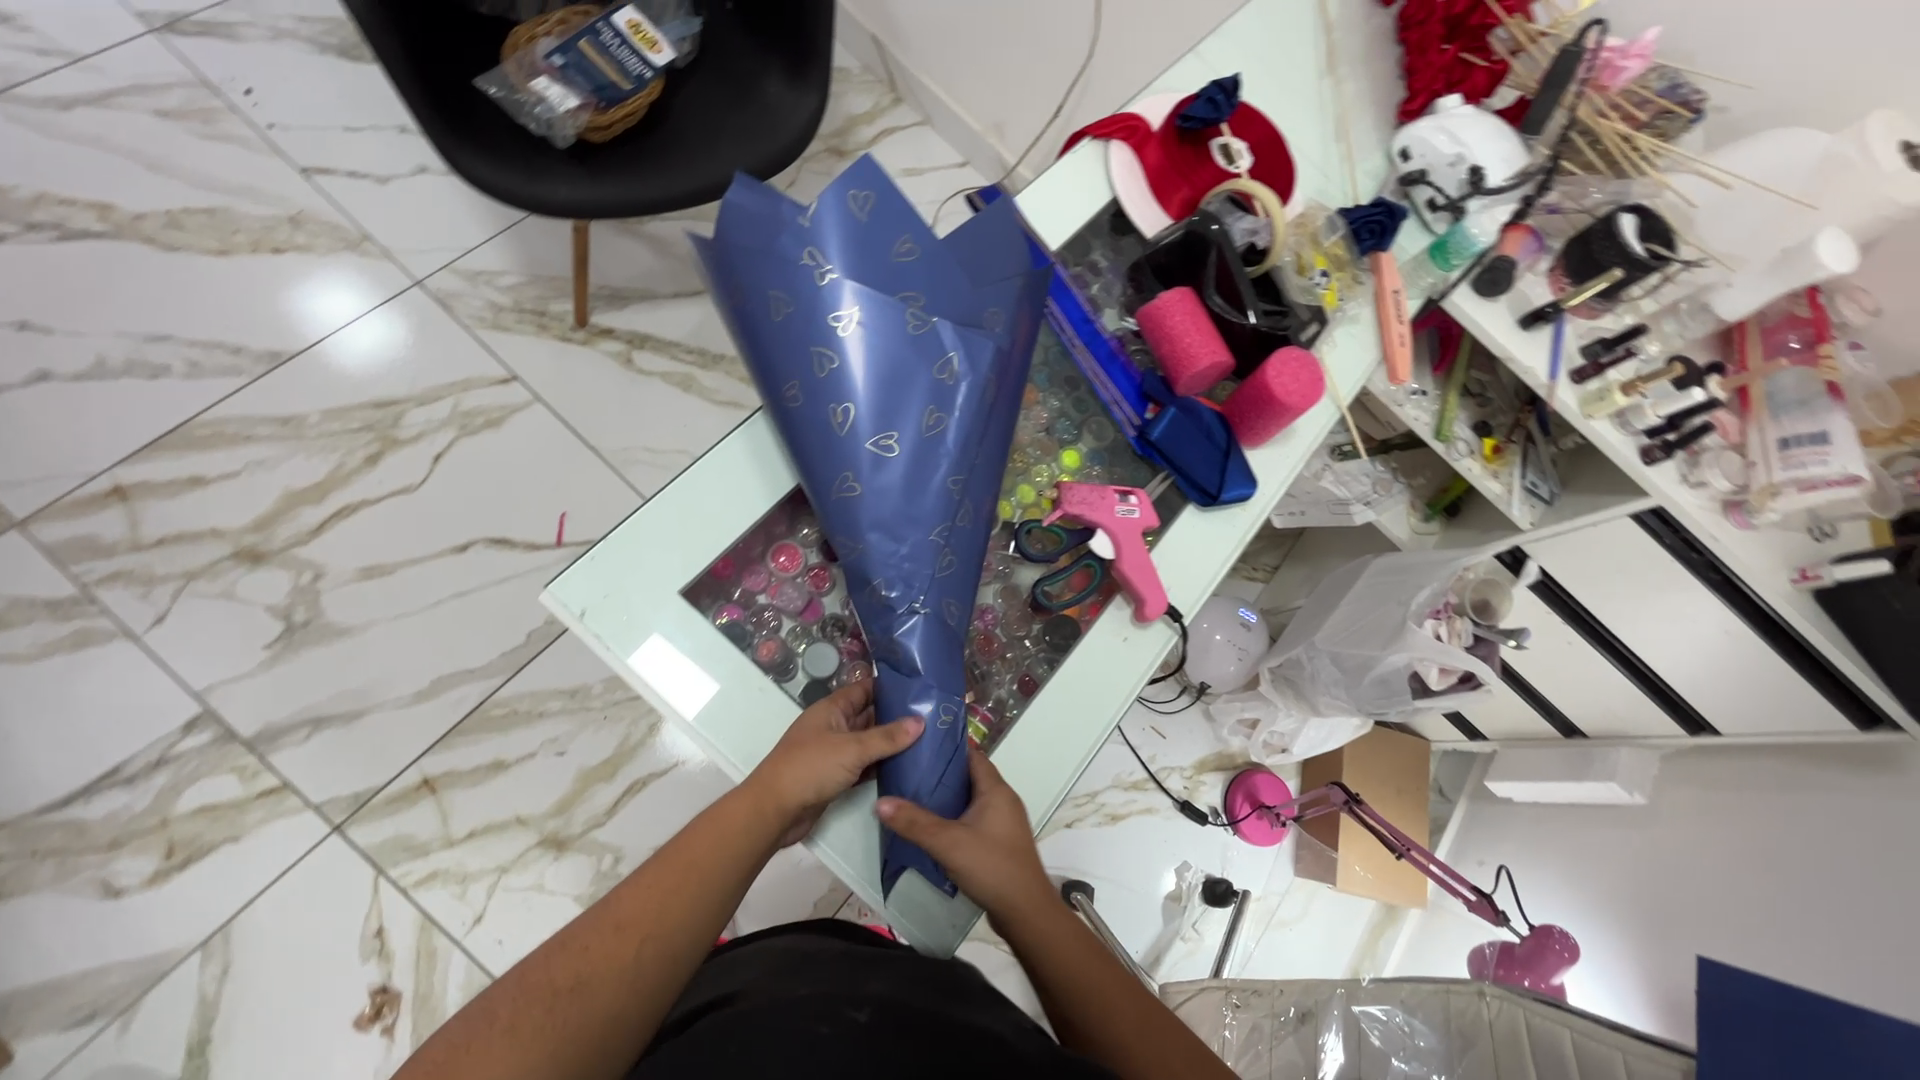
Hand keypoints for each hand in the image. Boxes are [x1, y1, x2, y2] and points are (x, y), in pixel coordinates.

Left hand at [746, 681, 923, 847]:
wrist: (775, 810)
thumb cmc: (810, 768)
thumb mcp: (852, 749)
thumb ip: (887, 737)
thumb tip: (920, 721)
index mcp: (832, 709)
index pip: (865, 689)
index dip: (890, 686)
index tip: (922, 687)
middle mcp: (834, 726)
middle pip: (870, 715)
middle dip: (898, 716)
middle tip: (934, 716)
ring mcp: (835, 752)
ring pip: (869, 742)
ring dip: (892, 743)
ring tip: (928, 740)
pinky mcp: (837, 776)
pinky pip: (865, 765)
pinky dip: (882, 765)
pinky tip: (907, 766)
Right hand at [875, 748, 1053, 921]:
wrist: (1025, 912)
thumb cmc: (991, 867)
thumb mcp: (947, 842)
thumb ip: (914, 822)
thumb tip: (880, 801)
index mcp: (996, 790)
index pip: (973, 756)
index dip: (948, 749)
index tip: (919, 747)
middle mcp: (1004, 801)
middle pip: (971, 777)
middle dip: (942, 775)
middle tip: (909, 773)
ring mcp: (1004, 823)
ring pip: (972, 800)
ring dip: (948, 799)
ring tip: (915, 797)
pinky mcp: (1001, 842)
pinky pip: (975, 820)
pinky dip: (956, 818)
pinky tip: (934, 828)